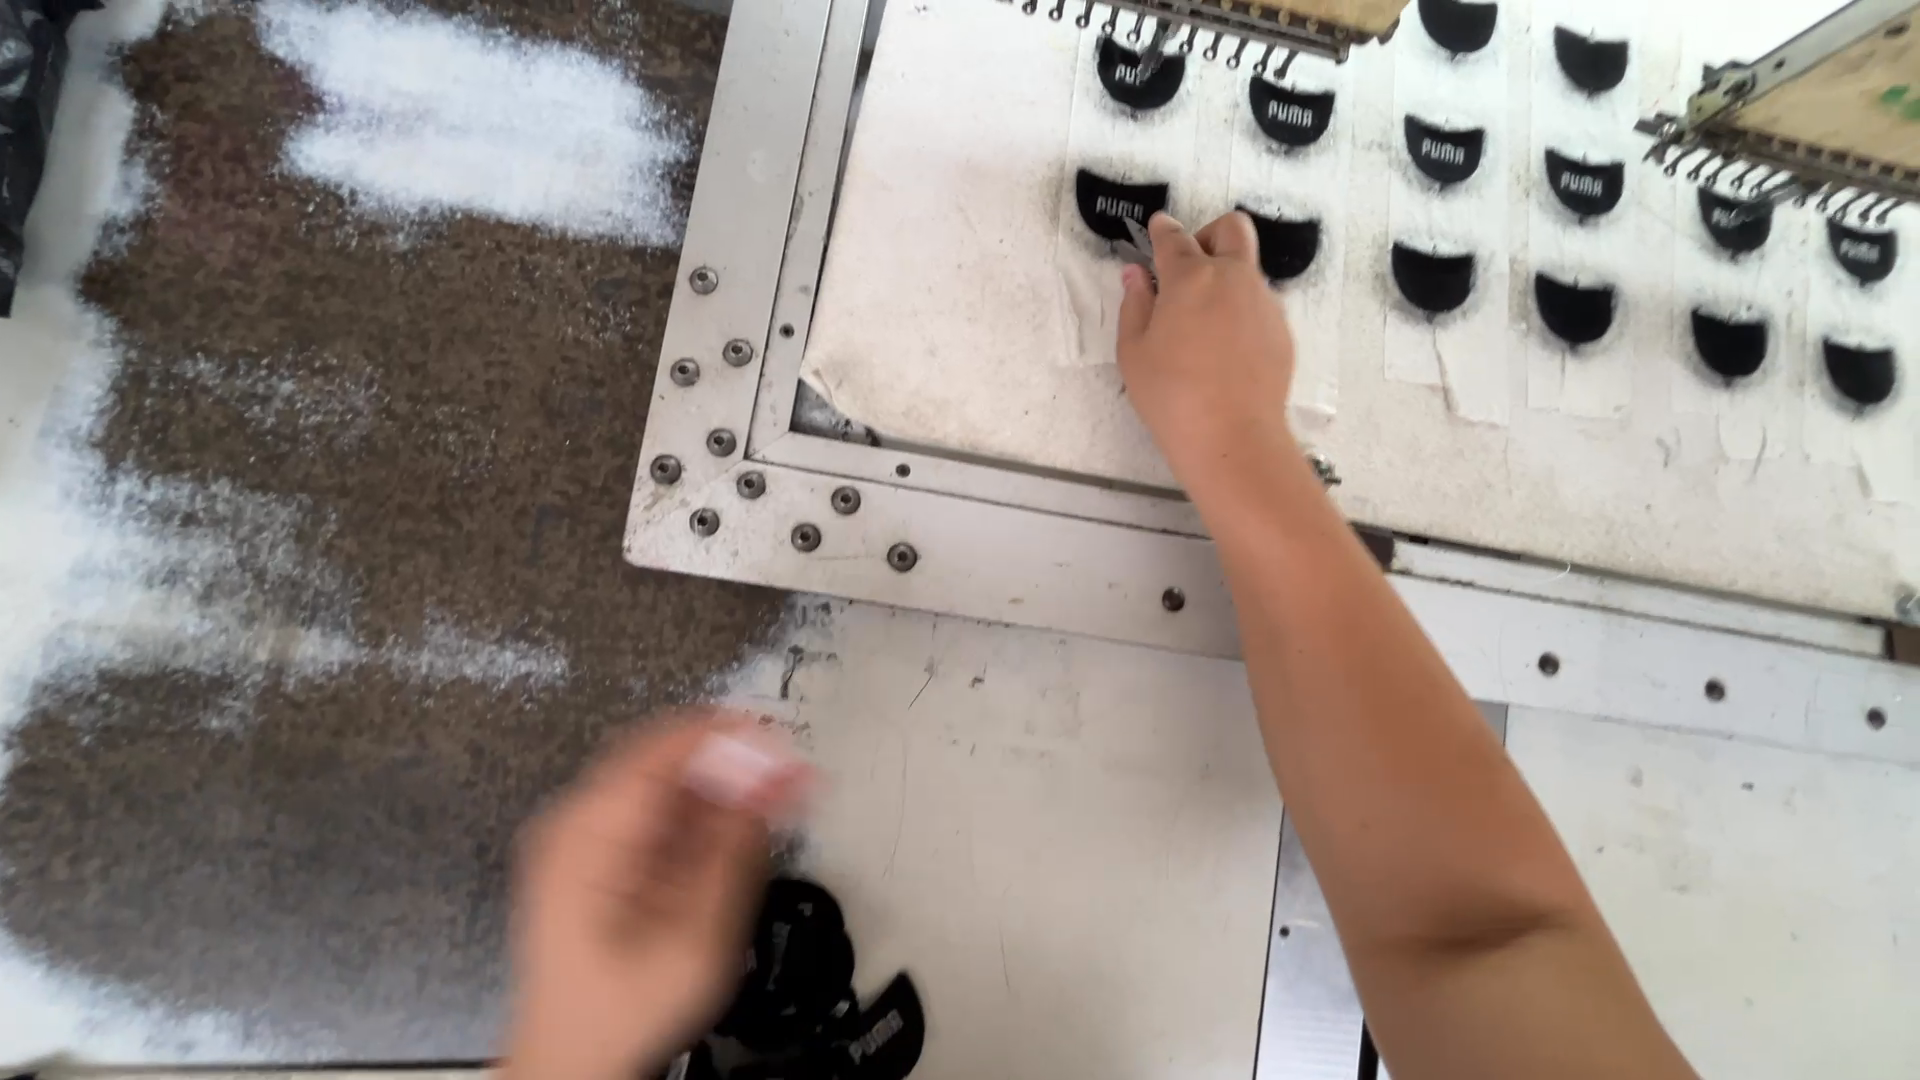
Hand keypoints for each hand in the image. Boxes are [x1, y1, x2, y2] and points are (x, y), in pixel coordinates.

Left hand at [502, 709, 810, 1079]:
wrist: (570, 1065)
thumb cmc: (626, 1011)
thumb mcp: (697, 936)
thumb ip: (736, 847)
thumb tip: (775, 776)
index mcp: (591, 830)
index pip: (668, 746)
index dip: (733, 735)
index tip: (786, 746)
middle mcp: (580, 816)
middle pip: (669, 756)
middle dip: (737, 760)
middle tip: (793, 780)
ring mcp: (585, 830)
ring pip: (669, 778)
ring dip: (726, 784)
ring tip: (778, 802)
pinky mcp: (598, 847)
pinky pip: (658, 806)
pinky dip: (704, 809)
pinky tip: (738, 828)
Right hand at [1117, 211, 1300, 499]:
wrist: (1230, 435)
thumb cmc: (1170, 395)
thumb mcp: (1133, 352)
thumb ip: (1134, 305)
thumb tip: (1136, 274)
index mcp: (1190, 278)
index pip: (1174, 238)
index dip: (1163, 230)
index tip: (1157, 227)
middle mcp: (1232, 278)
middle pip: (1230, 228)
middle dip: (1208, 235)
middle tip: (1188, 268)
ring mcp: (1263, 302)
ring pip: (1247, 269)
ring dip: (1224, 278)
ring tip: (1202, 324)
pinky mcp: (1280, 329)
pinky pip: (1258, 304)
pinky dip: (1239, 311)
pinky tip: (1223, 351)